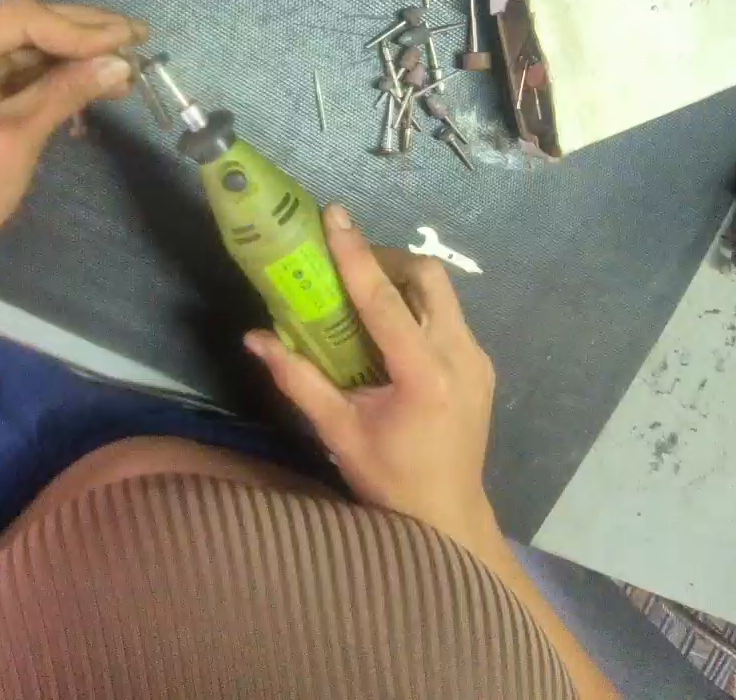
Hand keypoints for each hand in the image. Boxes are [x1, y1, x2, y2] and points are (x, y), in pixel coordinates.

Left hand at [0, 0, 146, 270]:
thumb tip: (123, 64)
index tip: (130, 39)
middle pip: (24, 24)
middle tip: (138, 37)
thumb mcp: (17, 137)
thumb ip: (66, 91)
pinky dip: (57, 76)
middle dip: (82, 35)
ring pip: (27, 45)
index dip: (79, 28)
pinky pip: (19, 70)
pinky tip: (97, 81)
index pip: (20, 18)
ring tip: (127, 65)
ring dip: (75, 56)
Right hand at [245, 203, 499, 550]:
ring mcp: (477, 359)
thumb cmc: (389, 479)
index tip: (335, 215)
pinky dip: (415, 303)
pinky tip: (388, 325)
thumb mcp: (338, 431)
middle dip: (386, 258)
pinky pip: (447, 313)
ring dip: (401, 279)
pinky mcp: (481, 364)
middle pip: (427, 278)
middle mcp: (461, 357)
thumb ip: (297, 379)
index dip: (355, 254)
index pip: (384, 300)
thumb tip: (254, 338)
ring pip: (442, 291)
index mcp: (424, 375)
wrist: (450, 520)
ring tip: (362, 291)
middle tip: (347, 265)